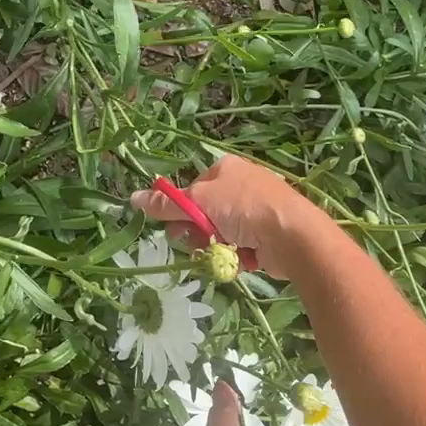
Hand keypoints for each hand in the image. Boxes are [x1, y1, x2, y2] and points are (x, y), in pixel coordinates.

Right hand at [131, 155, 331, 275]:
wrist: (292, 234)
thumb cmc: (242, 208)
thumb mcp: (197, 202)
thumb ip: (165, 204)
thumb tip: (132, 198)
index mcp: (225, 167)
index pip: (192, 188)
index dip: (181, 210)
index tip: (177, 229)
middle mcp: (242, 182)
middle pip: (206, 210)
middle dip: (199, 230)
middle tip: (198, 243)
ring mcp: (259, 206)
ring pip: (223, 229)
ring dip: (217, 244)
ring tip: (222, 253)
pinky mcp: (271, 230)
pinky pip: (243, 242)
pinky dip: (238, 253)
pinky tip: (241, 259)